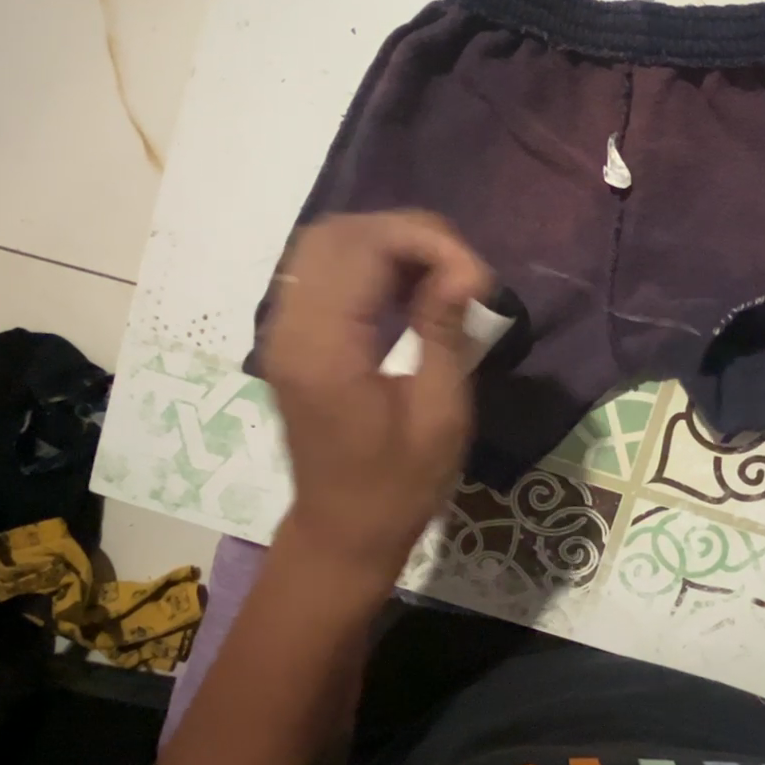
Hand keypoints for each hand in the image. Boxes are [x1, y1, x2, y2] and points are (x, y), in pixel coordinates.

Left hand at [261, 211, 492, 578]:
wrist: (343, 532)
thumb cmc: (399, 485)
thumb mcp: (440, 414)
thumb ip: (444, 332)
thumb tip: (464, 271)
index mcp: (325, 348)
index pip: (364, 247)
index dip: (428, 242)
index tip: (479, 281)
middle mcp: (291, 327)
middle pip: (338, 233)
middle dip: (409, 233)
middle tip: (462, 269)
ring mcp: (285, 329)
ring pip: (328, 245)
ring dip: (390, 244)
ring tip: (444, 274)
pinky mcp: (295, 336)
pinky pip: (326, 271)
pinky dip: (373, 264)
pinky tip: (414, 288)